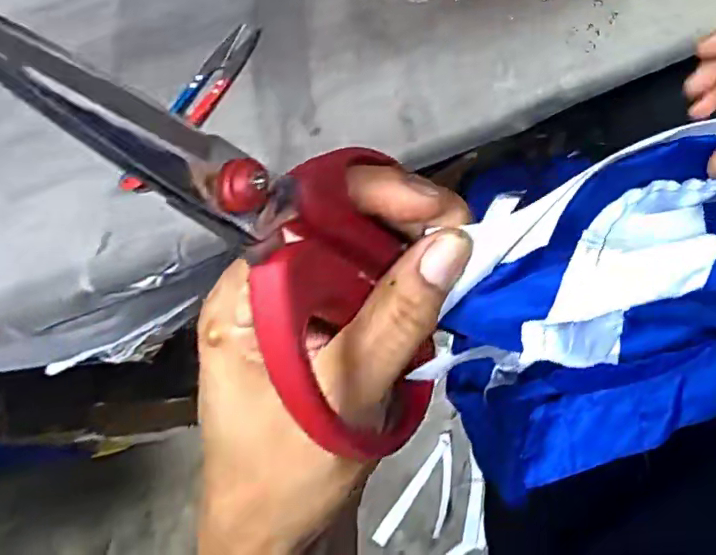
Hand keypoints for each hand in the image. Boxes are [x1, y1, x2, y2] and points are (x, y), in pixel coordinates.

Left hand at [196, 167, 472, 554]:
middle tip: (465, 238)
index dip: (377, 194)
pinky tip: (445, 285)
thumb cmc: (288, 472)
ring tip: (461, 265)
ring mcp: (315, 295)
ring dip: (427, 241)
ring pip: (381, 236)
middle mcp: (280, 280)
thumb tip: (454, 241)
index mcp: (251, 291)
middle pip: (353, 212)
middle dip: (415, 215)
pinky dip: (427, 267)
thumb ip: (397, 314)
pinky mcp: (347, 310)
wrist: (283, 531)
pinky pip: (393, 267)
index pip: (311, 205)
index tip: (439, 212)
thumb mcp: (345, 391)